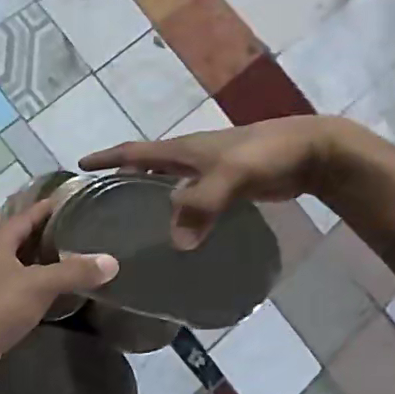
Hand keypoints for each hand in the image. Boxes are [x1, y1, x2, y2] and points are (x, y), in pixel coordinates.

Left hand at [0, 198, 117, 376]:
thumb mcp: (39, 284)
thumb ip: (74, 271)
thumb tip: (112, 261)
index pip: (27, 215)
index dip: (49, 207)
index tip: (74, 200)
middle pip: (25, 236)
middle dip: (51, 232)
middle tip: (83, 227)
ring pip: (23, 260)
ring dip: (46, 257)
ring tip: (78, 253)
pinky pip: (22, 281)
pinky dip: (40, 279)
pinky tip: (60, 284)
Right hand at [79, 116, 357, 249]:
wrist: (314, 151)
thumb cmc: (266, 155)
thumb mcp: (230, 176)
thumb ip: (202, 204)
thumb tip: (177, 243)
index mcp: (181, 150)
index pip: (133, 152)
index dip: (106, 158)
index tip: (79, 165)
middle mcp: (188, 158)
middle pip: (145, 167)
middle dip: (120, 179)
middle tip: (98, 201)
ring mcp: (207, 171)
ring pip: (167, 184)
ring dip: (148, 197)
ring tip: (130, 220)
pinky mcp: (226, 185)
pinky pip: (190, 199)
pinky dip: (177, 211)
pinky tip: (176, 229)